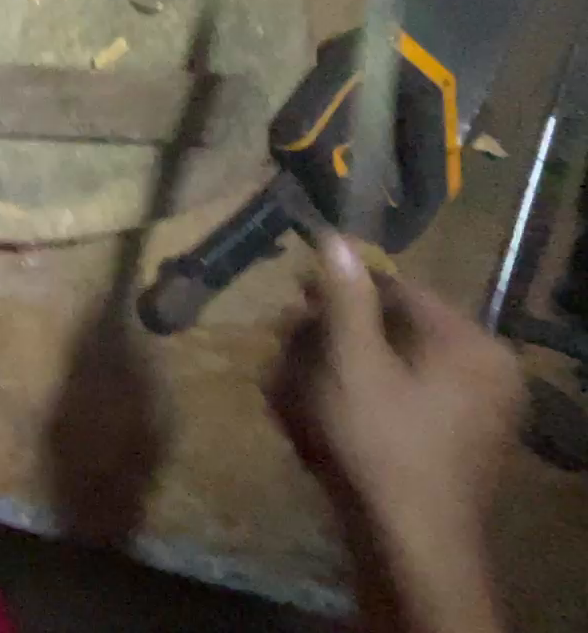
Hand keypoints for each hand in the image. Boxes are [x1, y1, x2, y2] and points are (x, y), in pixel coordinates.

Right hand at [269, 234, 522, 541]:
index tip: (290, 301)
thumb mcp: (348, 360)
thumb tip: (335, 236)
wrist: (409, 533)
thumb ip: (343, 297)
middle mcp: (485, 368)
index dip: (337, 289)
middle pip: (388, 326)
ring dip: (330, 366)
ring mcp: (476, 404)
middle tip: (284, 354)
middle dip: (327, 335)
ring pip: (385, 359)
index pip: (396, 289)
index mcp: (469, 344)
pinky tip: (318, 412)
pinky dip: (353, 393)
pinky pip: (396, 390)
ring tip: (292, 391)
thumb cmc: (376, 437)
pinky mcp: (457, 431)